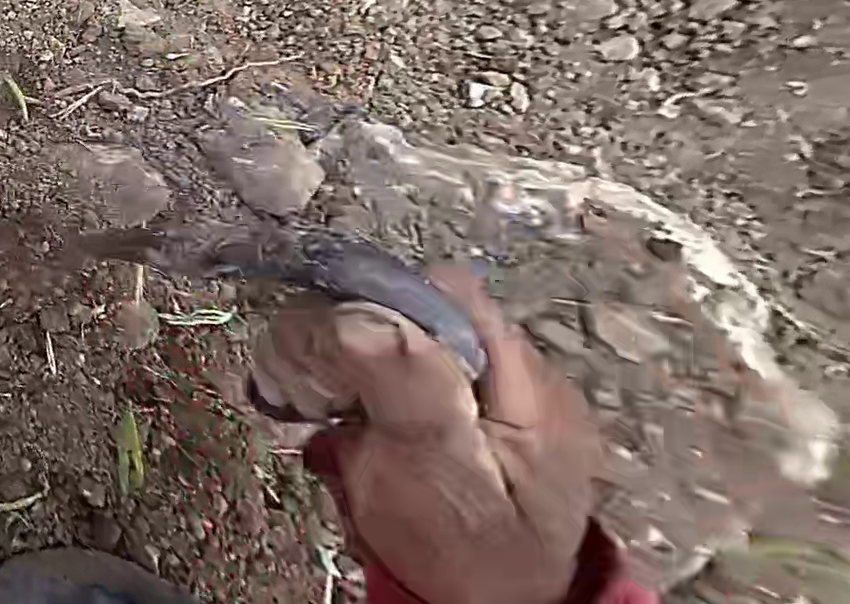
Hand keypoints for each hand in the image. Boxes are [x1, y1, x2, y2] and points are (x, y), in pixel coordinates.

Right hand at [252, 270, 599, 603]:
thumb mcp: (444, 475)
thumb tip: (358, 313)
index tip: (337, 346)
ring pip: (378, 321)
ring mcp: (460, 374)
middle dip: (350, 333)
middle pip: (405, 305)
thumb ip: (412, 391)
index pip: (445, 297)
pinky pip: (370, 347)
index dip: (382, 306)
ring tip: (323, 400)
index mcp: (526, 382)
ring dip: (335, 351)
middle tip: (325, 385)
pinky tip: (328, 400)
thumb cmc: (462, 550)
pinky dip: (336, 364)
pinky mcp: (424, 385)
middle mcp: (496, 364)